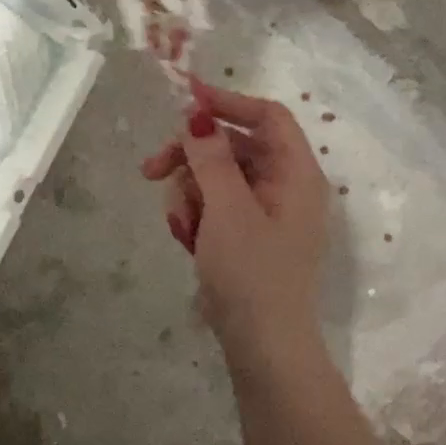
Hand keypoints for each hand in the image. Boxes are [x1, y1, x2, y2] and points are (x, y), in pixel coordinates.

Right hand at [141, 79, 329, 350]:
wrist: (262, 342)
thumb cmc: (251, 272)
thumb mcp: (226, 209)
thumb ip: (210, 158)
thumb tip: (197, 115)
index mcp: (296, 174)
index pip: (267, 117)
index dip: (226, 102)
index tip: (182, 102)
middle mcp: (284, 186)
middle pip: (231, 146)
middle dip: (189, 157)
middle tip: (150, 171)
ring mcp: (263, 211)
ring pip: (214, 175)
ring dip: (187, 192)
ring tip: (180, 226)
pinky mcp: (244, 233)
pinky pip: (212, 204)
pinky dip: (194, 213)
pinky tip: (185, 238)